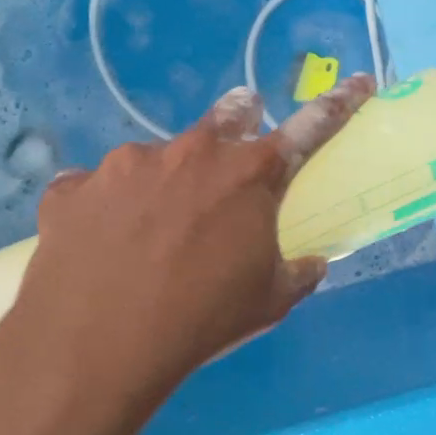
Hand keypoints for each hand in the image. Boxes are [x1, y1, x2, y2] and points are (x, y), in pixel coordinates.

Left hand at [13, 75, 376, 389]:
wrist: (90, 353)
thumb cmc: (200, 321)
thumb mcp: (270, 300)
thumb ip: (297, 270)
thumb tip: (310, 262)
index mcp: (252, 173)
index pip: (313, 125)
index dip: (342, 101)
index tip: (362, 81)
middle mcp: (194, 151)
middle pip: (232, 112)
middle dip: (241, 118)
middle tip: (235, 152)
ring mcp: (127, 164)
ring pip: (159, 156)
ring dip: (167, 179)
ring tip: (151, 229)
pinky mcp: (73, 189)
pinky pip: (97, 187)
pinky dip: (106, 206)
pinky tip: (100, 242)